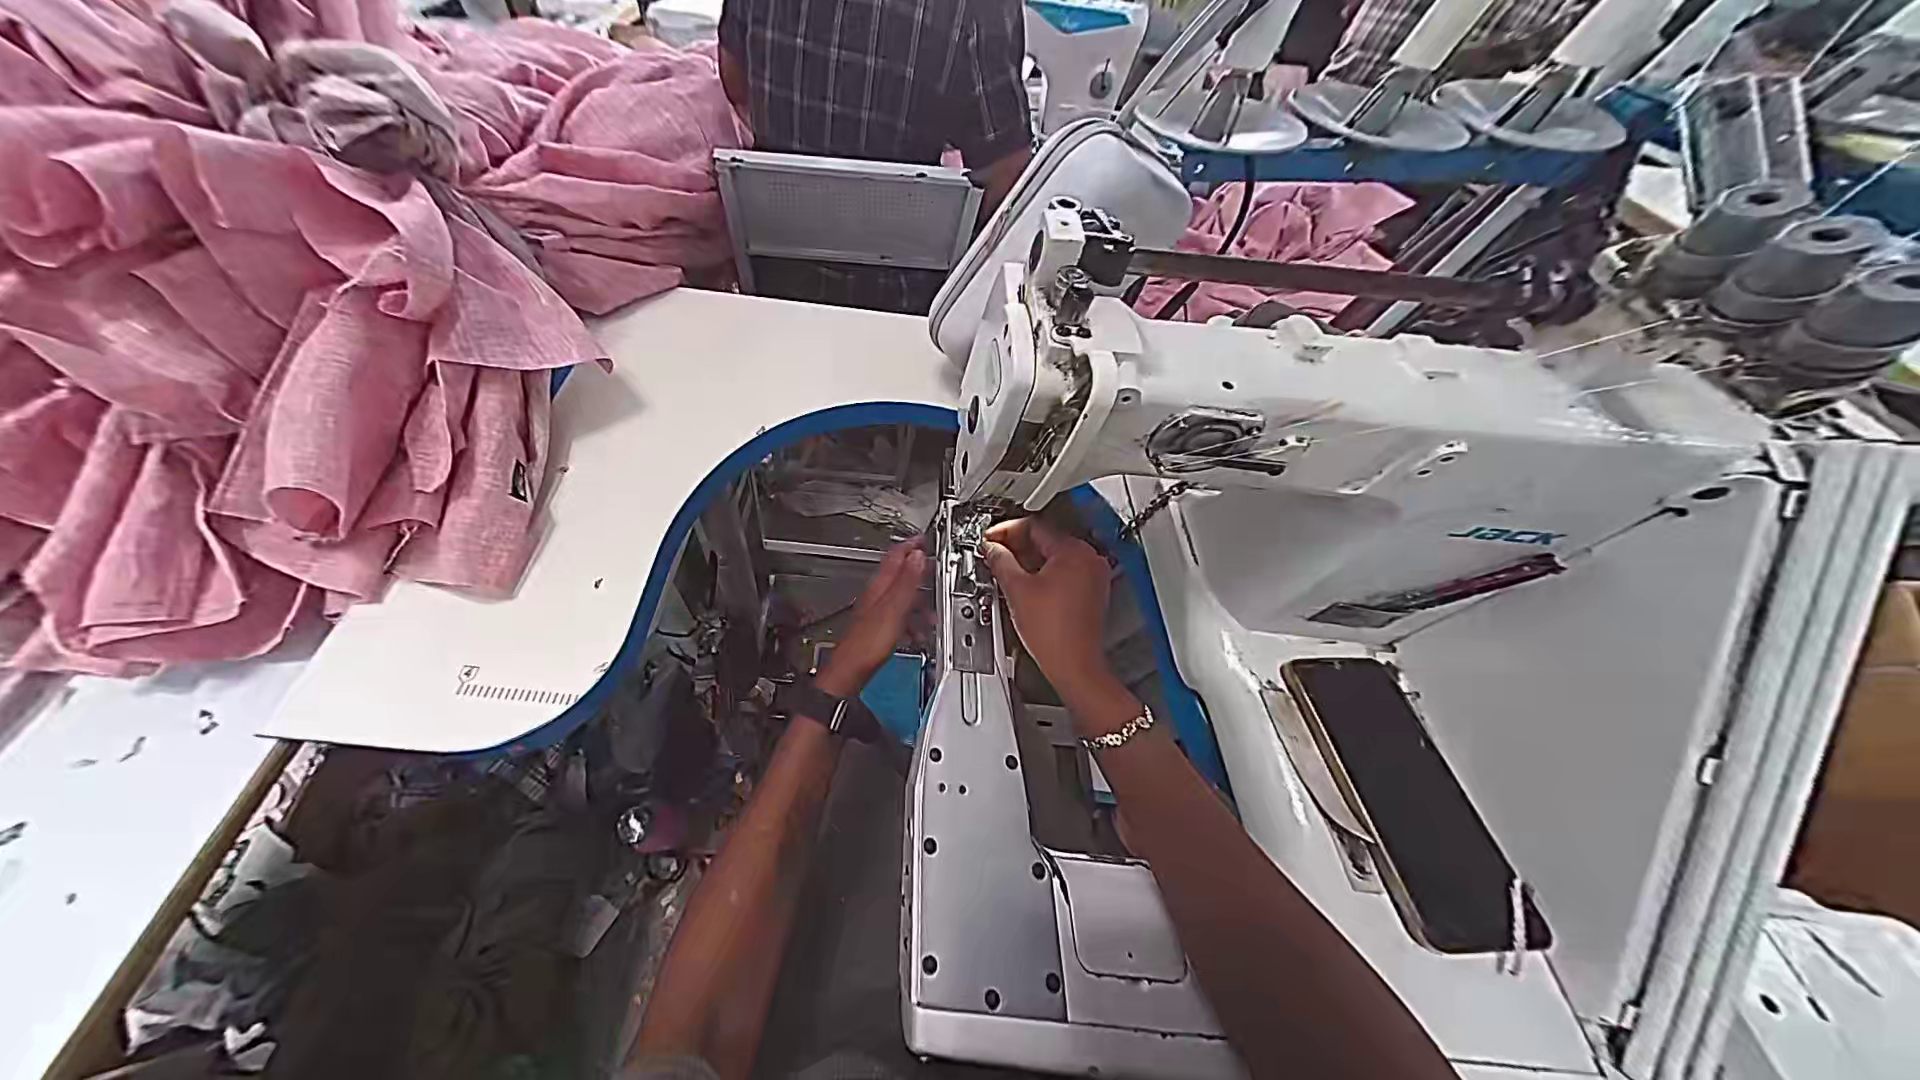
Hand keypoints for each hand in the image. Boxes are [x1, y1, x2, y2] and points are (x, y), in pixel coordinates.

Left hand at [815, 540, 928, 697]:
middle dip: (920, 571)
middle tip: (936, 570)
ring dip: (920, 600)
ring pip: (902, 597)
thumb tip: (917, 556)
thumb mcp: (894, 609)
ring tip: (933, 609)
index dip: (911, 545)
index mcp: (879, 587)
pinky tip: (918, 630)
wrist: (850, 673)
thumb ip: (907, 582)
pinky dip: (914, 619)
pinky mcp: (879, 628)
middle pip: (900, 574)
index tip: (925, 540)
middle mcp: (876, 596)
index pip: (896, 556)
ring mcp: (877, 612)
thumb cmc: (866, 644)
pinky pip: (901, 616)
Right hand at [978, 517, 1115, 703]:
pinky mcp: (1091, 591)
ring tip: (1005, 571)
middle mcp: (1089, 559)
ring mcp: (1092, 575)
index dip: (1006, 531)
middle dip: (1016, 546)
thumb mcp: (1017, 590)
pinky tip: (1025, 586)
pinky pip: (1063, 572)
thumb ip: (1000, 561)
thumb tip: (991, 548)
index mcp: (1074, 552)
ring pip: (1053, 557)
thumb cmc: (1054, 634)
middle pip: (1045, 540)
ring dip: (1028, 561)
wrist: (1075, 664)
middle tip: (994, 554)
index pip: (1034, 527)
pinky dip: (1043, 574)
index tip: (991, 539)